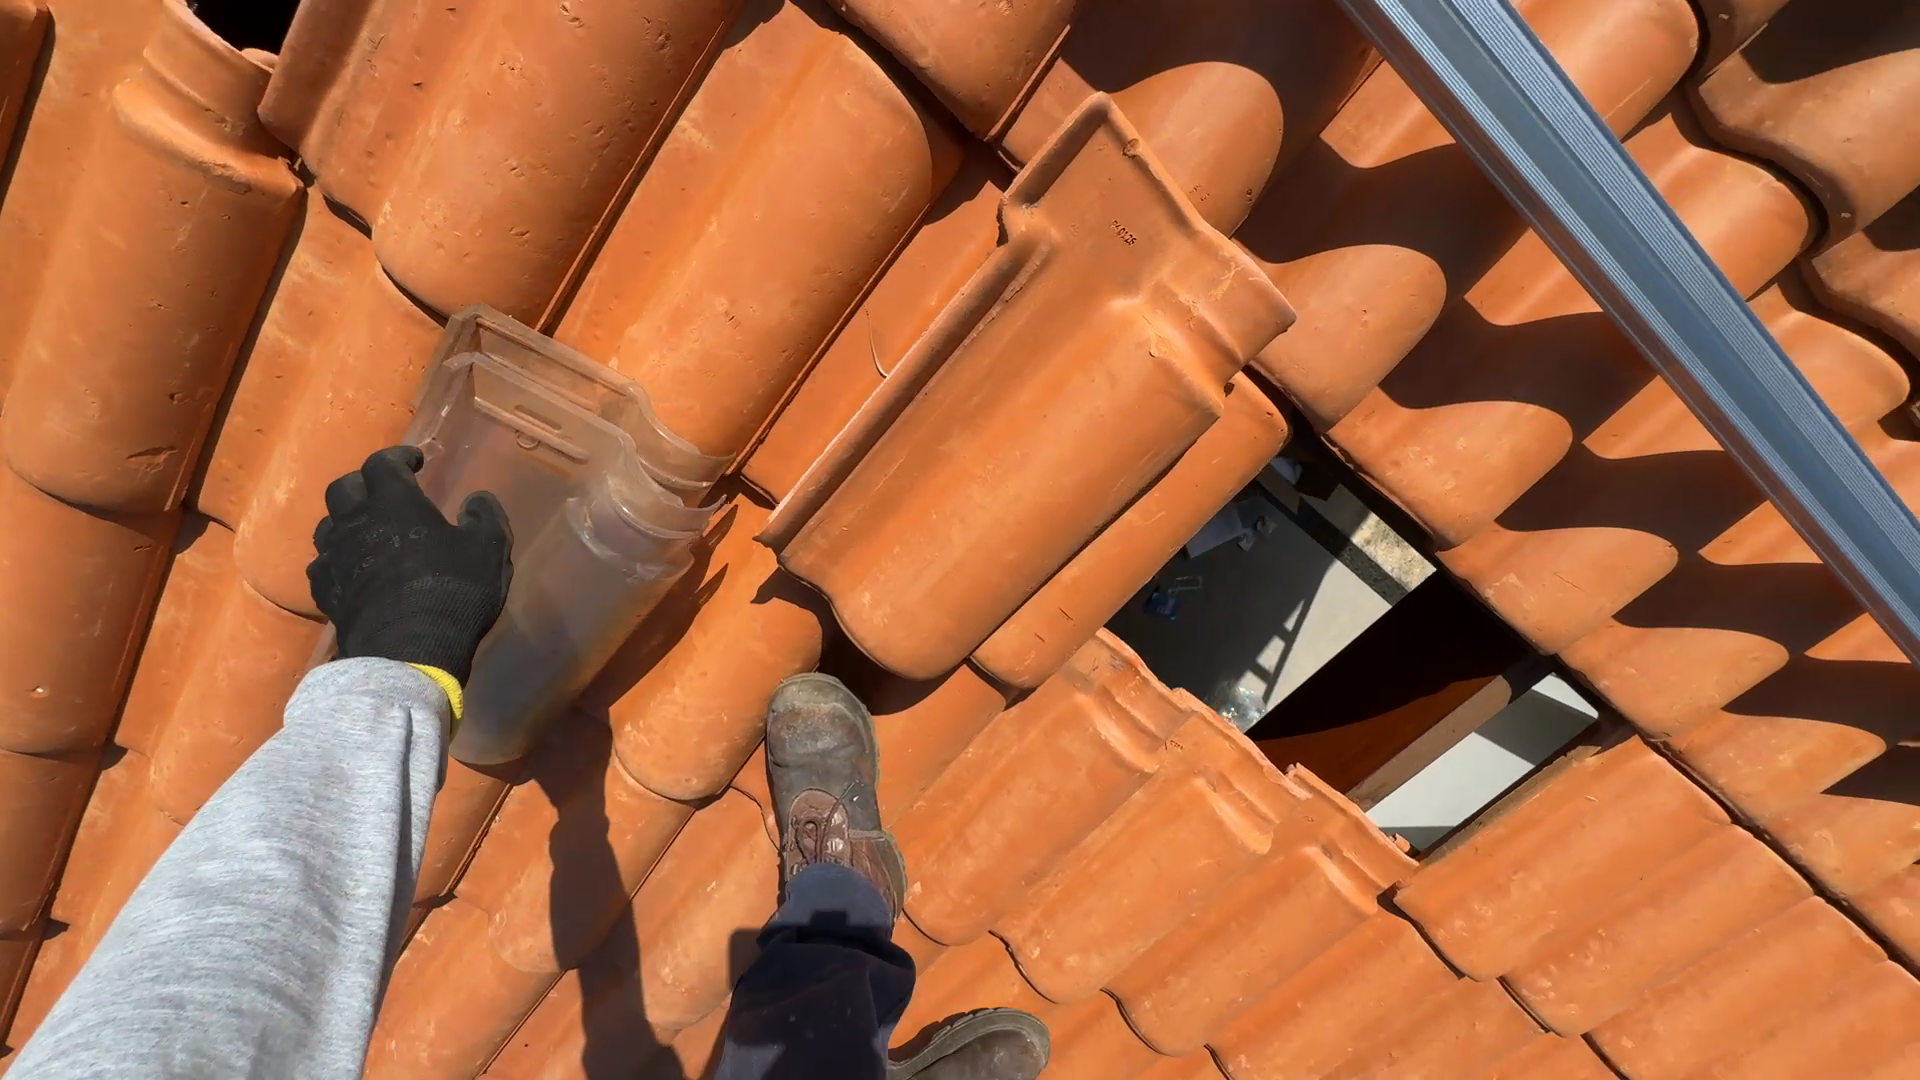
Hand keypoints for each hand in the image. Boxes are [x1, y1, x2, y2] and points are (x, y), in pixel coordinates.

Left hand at [307, 446, 512, 683]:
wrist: (410, 648)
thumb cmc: (455, 588)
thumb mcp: (490, 548)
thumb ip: (485, 517)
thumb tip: (478, 498)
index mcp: (394, 505)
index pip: (382, 465)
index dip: (397, 457)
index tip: (416, 459)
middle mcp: (355, 523)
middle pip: (343, 489)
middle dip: (364, 482)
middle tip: (386, 489)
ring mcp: (334, 559)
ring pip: (327, 525)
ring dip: (346, 519)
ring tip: (368, 528)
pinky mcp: (326, 592)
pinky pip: (323, 563)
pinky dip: (338, 556)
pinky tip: (353, 567)